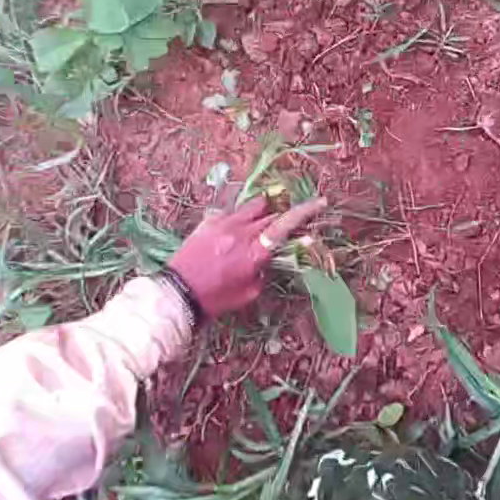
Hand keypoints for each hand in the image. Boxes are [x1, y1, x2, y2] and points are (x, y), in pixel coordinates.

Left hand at [167, 196, 327, 318]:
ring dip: (264, 210)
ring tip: (263, 218)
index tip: (320, 202)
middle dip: (284, 216)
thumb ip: (263, 272)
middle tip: (289, 220)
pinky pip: (231, 211)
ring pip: (253, 206)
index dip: (305, 211)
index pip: (285, 225)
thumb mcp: (248, 293)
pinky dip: (240, 217)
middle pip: (272, 214)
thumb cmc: (216, 298)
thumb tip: (269, 259)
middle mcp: (242, 232)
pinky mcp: (209, 221)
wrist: (179, 292)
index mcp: (255, 253)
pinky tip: (235, 228)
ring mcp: (224, 223)